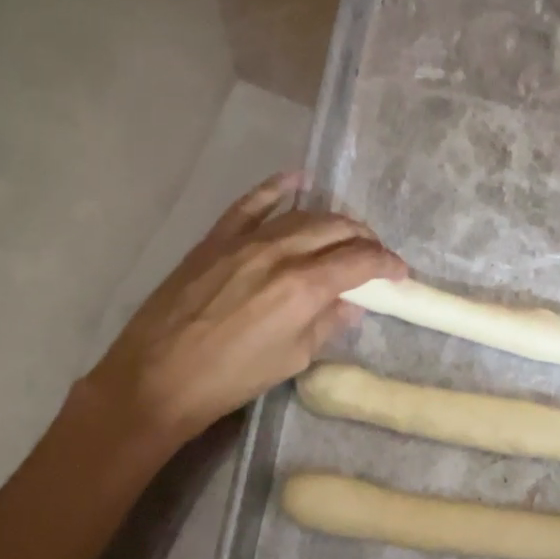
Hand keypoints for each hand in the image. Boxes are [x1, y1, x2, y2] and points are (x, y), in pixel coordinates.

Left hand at [86, 172, 404, 446]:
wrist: (159, 377)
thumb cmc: (232, 379)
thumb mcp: (292, 359)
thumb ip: (326, 324)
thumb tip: (351, 304)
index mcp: (303, 287)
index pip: (360, 261)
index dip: (387, 264)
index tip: (400, 274)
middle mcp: (279, 252)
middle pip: (335, 229)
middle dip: (364, 239)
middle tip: (375, 256)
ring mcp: (245, 240)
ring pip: (301, 215)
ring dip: (332, 220)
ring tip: (346, 233)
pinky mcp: (216, 239)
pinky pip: (252, 203)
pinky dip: (277, 188)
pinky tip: (298, 179)